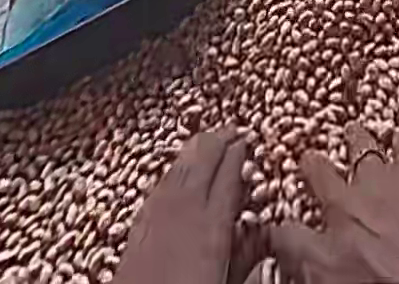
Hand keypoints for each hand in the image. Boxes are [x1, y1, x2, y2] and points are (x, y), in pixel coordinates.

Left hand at [114, 129, 249, 283]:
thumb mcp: (225, 282)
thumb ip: (244, 255)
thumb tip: (259, 236)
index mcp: (213, 225)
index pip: (231, 172)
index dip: (240, 150)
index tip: (248, 139)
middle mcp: (186, 208)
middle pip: (205, 155)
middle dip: (221, 138)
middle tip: (233, 131)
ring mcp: (159, 211)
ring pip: (182, 161)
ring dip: (198, 147)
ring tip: (210, 140)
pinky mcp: (139, 221)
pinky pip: (164, 179)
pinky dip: (178, 165)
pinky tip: (181, 169)